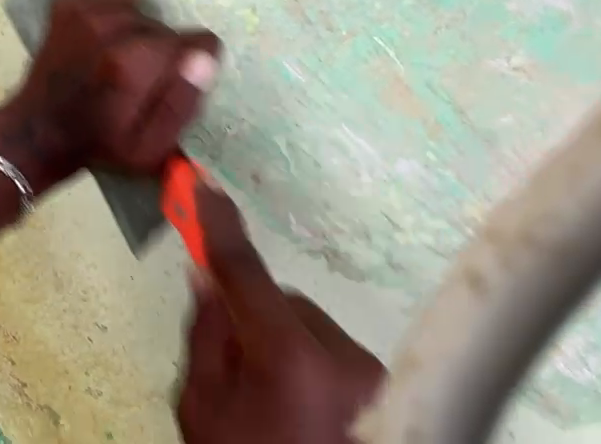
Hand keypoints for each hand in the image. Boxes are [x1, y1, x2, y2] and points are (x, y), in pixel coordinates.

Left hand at [0, 0, 220, 190]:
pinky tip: (109, 38)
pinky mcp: (67, 7)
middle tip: (147, 77)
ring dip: (141, 30)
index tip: (184, 75)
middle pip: (165, 26)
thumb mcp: (151, 147)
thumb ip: (183, 102)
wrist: (38, 130)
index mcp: (130, 67)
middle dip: (165, 48)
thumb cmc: (100, 145)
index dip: (196, 59)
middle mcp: (106, 32)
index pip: (194, 40)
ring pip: (141, 10)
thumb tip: (205, 56)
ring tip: (126, 58)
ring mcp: (83, 15)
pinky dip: (120, 12)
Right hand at [177, 185, 385, 443]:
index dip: (217, 224)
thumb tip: (207, 277)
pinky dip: (320, 373)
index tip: (200, 181)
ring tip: (283, 409)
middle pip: (285, 304)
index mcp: (288, 357)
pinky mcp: (400, 398)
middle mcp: (346, 358)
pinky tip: (314, 419)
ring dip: (292, 349)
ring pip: (315, 332)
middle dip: (259, 320)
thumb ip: (205, 337)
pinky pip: (343, 361)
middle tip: (240, 368)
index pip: (243, 270)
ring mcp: (380, 380)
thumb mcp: (203, 413)